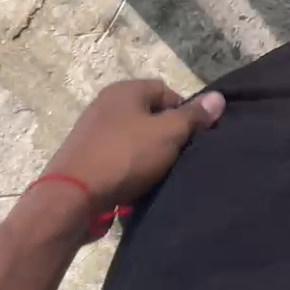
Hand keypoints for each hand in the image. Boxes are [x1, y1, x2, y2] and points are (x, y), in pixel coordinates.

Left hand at [42, 80, 224, 208]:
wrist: (70, 199)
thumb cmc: (125, 157)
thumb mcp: (168, 133)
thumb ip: (194, 116)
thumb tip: (218, 97)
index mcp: (124, 91)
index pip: (167, 91)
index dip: (184, 113)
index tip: (190, 138)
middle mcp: (105, 105)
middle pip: (150, 116)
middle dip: (167, 136)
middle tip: (177, 157)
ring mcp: (91, 132)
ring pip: (135, 139)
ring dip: (148, 155)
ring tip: (157, 174)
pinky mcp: (83, 159)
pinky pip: (118, 158)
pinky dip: (129, 170)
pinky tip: (136, 186)